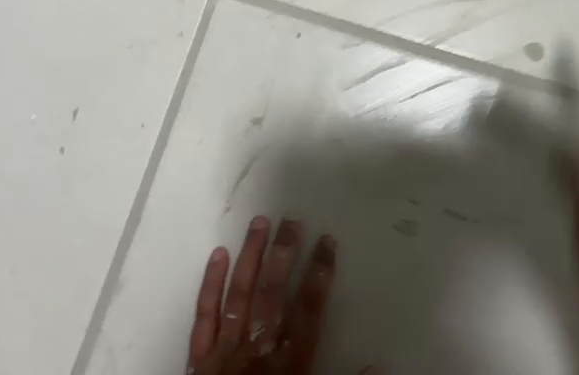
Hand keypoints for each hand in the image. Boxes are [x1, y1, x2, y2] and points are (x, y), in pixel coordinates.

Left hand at [187, 217, 367, 374]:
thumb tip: (379, 363)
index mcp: (289, 365)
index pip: (309, 311)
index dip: (320, 274)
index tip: (328, 240)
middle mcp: (257, 350)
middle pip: (273, 294)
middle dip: (284, 254)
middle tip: (293, 218)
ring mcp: (225, 351)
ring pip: (239, 294)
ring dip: (250, 256)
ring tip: (260, 222)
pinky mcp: (198, 357)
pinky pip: (204, 316)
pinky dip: (210, 284)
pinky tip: (217, 254)